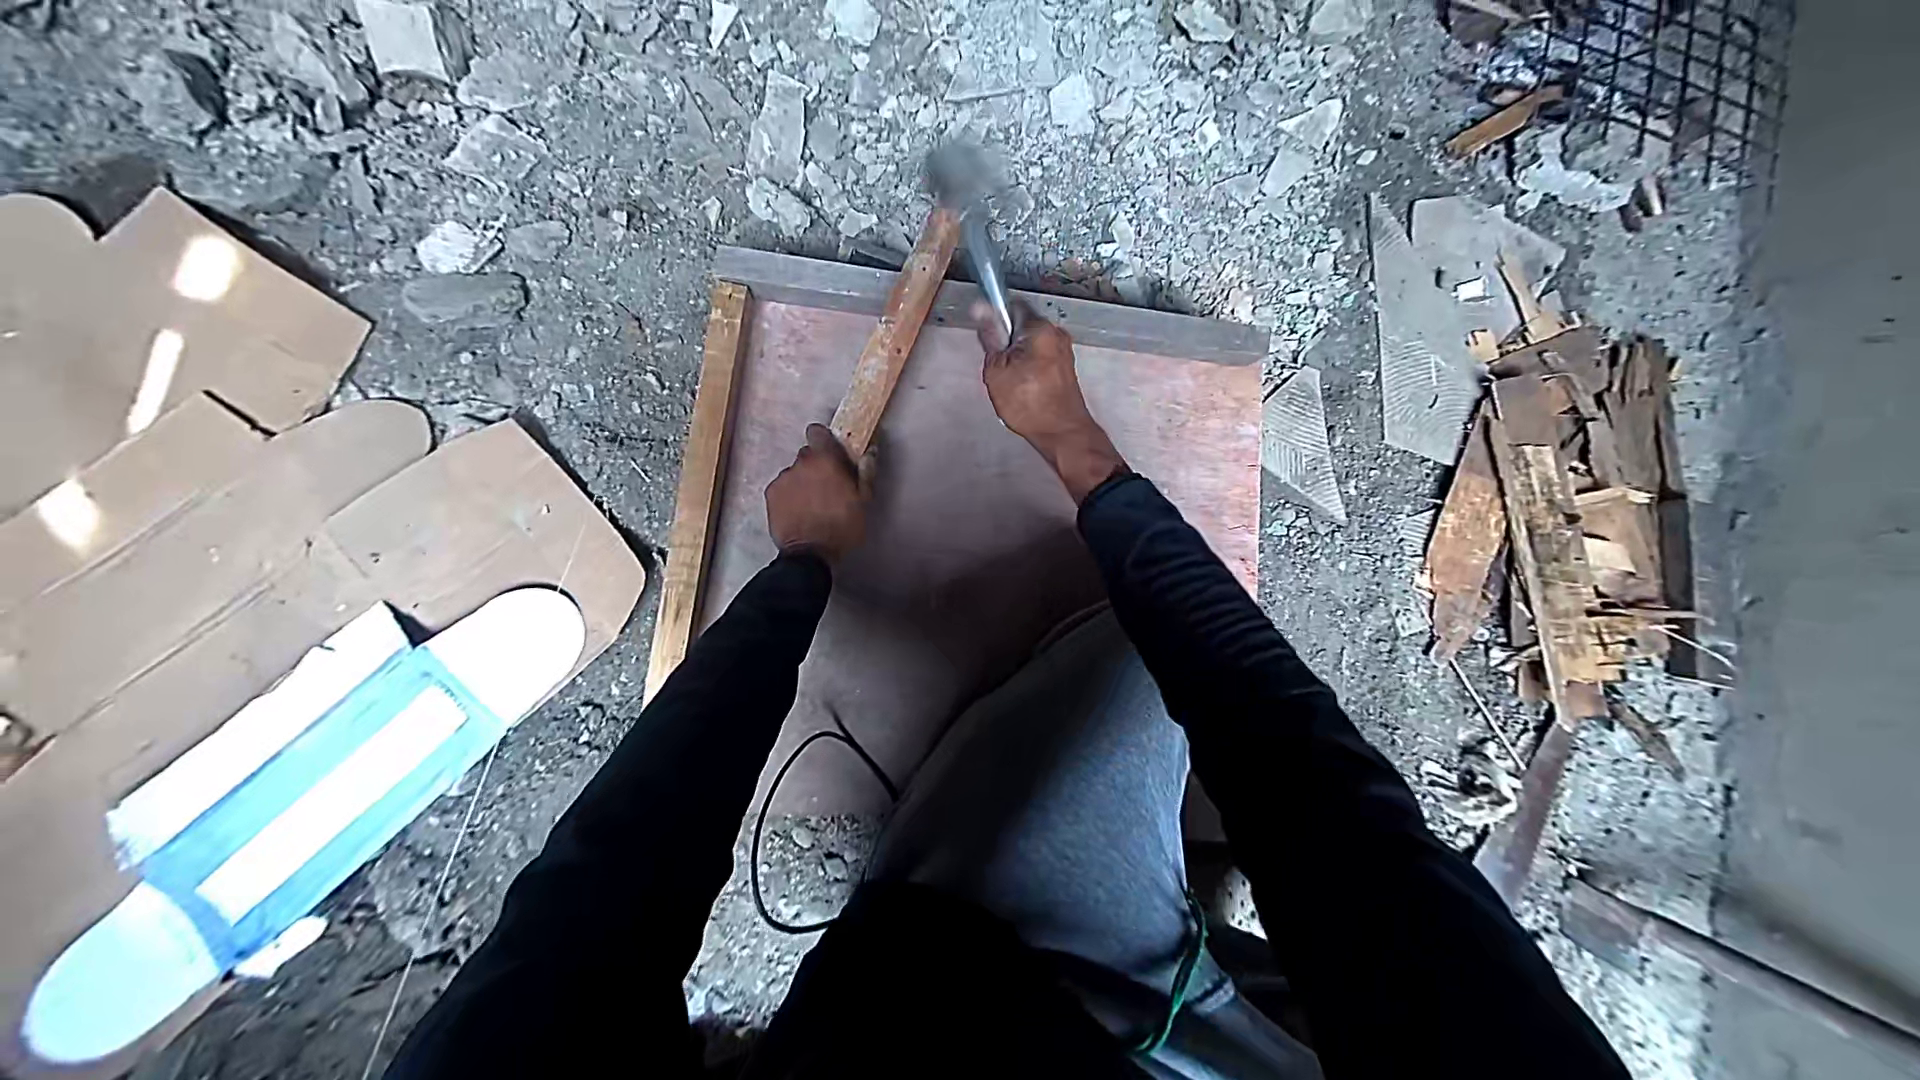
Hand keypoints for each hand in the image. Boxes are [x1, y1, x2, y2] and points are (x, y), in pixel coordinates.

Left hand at [765, 423, 872, 562]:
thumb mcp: (863, 502)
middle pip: (807, 455)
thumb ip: (865, 473)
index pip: (818, 432)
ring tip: (812, 504)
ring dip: (802, 482)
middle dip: (816, 465)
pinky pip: (782, 487)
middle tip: (827, 485)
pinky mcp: (771, 494)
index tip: (830, 451)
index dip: (824, 439)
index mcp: (826, 461)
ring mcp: (784, 479)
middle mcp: (801, 464)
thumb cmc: (841, 528)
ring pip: (794, 472)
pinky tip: (800, 511)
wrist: (810, 554)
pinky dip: (789, 495)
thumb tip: (869, 453)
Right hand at [975, 302, 1127, 502]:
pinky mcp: (1065, 370)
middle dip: (1005, 345)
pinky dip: (1029, 372)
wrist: (1062, 433)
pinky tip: (1024, 392)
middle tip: (998, 369)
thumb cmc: (1031, 405)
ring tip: (1012, 385)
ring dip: (1017, 361)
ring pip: (1029, 346)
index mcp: (1040, 327)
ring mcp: (1063, 352)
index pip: (1010, 306)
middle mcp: (1056, 334)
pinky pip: (1040, 361)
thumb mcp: (996, 369)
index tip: (987, 339)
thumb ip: (989, 336)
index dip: (994, 320)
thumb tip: (980, 308)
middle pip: (1020, 328)